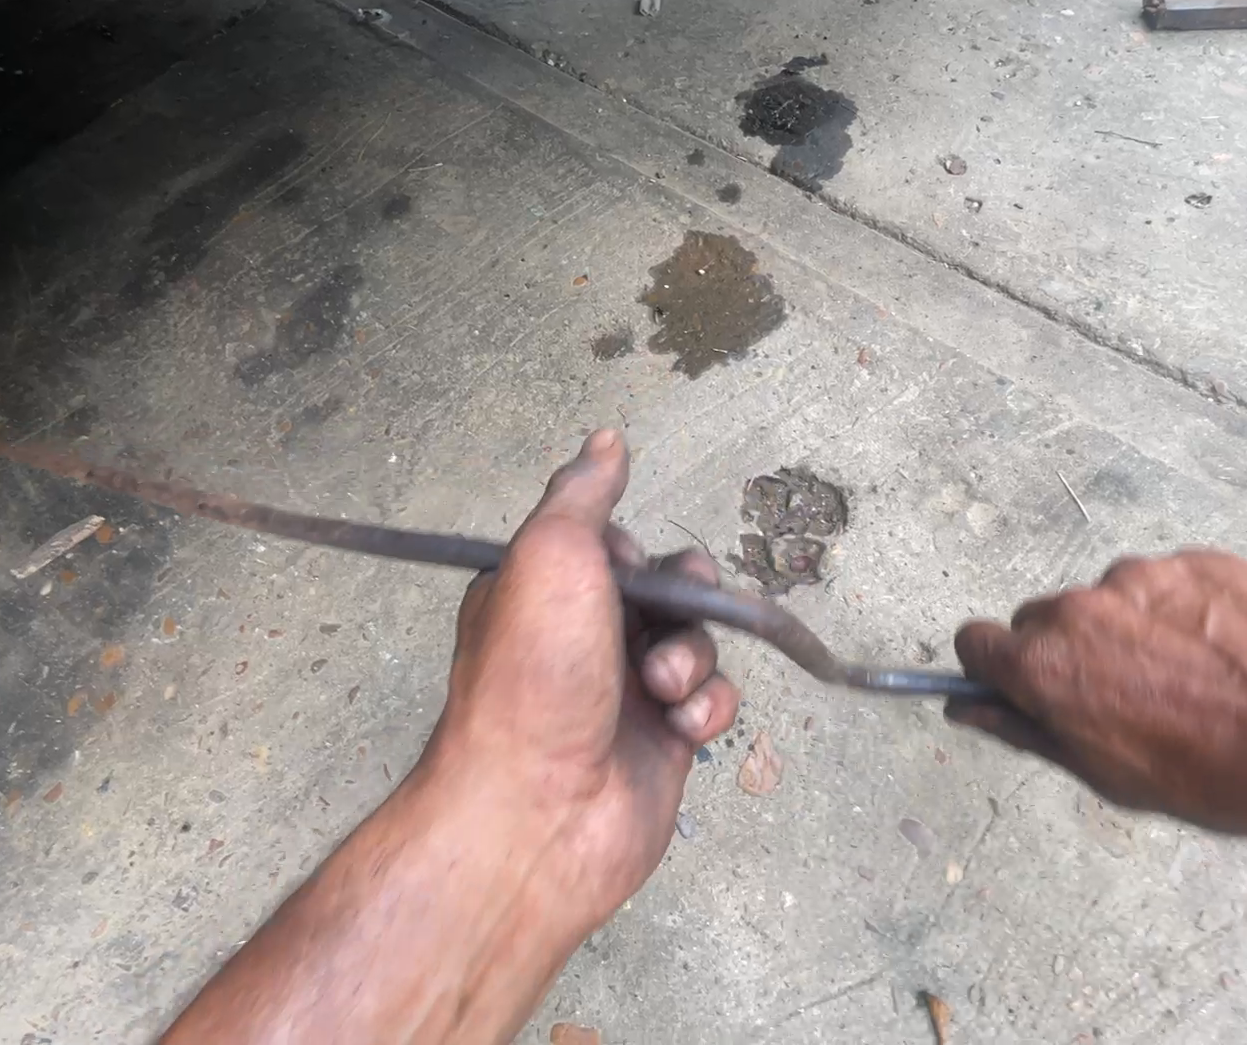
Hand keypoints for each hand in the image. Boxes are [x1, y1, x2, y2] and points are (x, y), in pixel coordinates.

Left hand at [419, 429, 740, 935]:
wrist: (540, 808)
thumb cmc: (538, 670)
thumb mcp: (550, 556)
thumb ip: (582, 495)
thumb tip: (607, 438)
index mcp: (550, 593)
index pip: (617, 548)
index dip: (633, 556)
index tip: (621, 573)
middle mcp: (585, 638)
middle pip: (670, 591)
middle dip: (685, 599)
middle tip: (675, 618)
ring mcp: (626, 692)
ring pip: (696, 644)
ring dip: (690, 660)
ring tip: (660, 690)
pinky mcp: (662, 740)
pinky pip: (709, 702)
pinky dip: (704, 709)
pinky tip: (678, 729)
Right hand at [946, 550, 1246, 836]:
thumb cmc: (1219, 776)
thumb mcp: (1106, 774)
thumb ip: (1022, 730)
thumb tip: (962, 708)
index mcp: (1042, 664)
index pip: (974, 639)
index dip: (996, 666)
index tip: (1029, 687)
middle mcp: (1074, 609)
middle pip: (1038, 619)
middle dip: (1063, 648)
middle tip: (1123, 689)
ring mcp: (1135, 577)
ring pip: (1101, 598)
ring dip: (1122, 626)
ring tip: (1188, 670)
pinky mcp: (1192, 560)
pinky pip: (1160, 582)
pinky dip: (1175, 608)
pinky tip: (1222, 647)